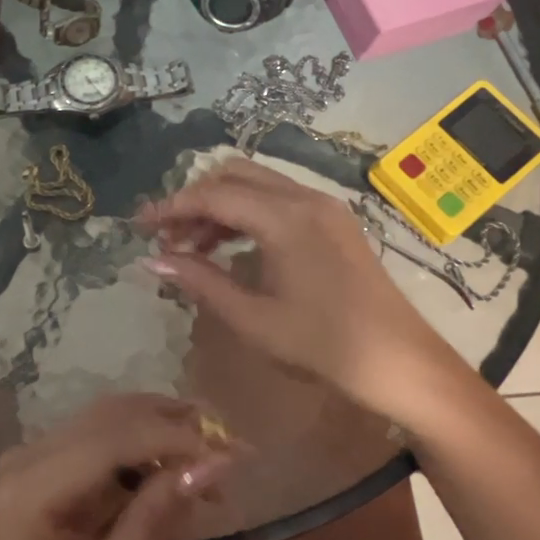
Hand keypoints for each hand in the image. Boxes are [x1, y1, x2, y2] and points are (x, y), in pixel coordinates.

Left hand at [0, 395, 229, 539]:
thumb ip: (157, 517)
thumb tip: (215, 461)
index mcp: (31, 488)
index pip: (108, 441)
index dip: (171, 437)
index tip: (228, 450)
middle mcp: (28, 455)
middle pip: (111, 417)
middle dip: (176, 424)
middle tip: (233, 443)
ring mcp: (36, 451)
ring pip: (113, 416)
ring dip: (167, 428)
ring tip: (216, 453)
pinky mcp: (52, 457)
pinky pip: (108, 434)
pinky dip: (150, 443)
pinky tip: (183, 465)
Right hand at [138, 159, 474, 416]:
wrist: (400, 362)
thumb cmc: (323, 346)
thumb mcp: (253, 319)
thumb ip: (200, 282)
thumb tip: (151, 261)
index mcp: (285, 218)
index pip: (214, 195)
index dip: (172, 207)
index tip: (140, 226)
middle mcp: (306, 199)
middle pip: (235, 176)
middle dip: (195, 200)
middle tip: (166, 238)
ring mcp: (325, 207)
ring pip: (257, 185)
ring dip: (220, 206)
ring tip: (191, 248)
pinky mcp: (334, 222)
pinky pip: (279, 200)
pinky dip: (247, 214)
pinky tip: (229, 248)